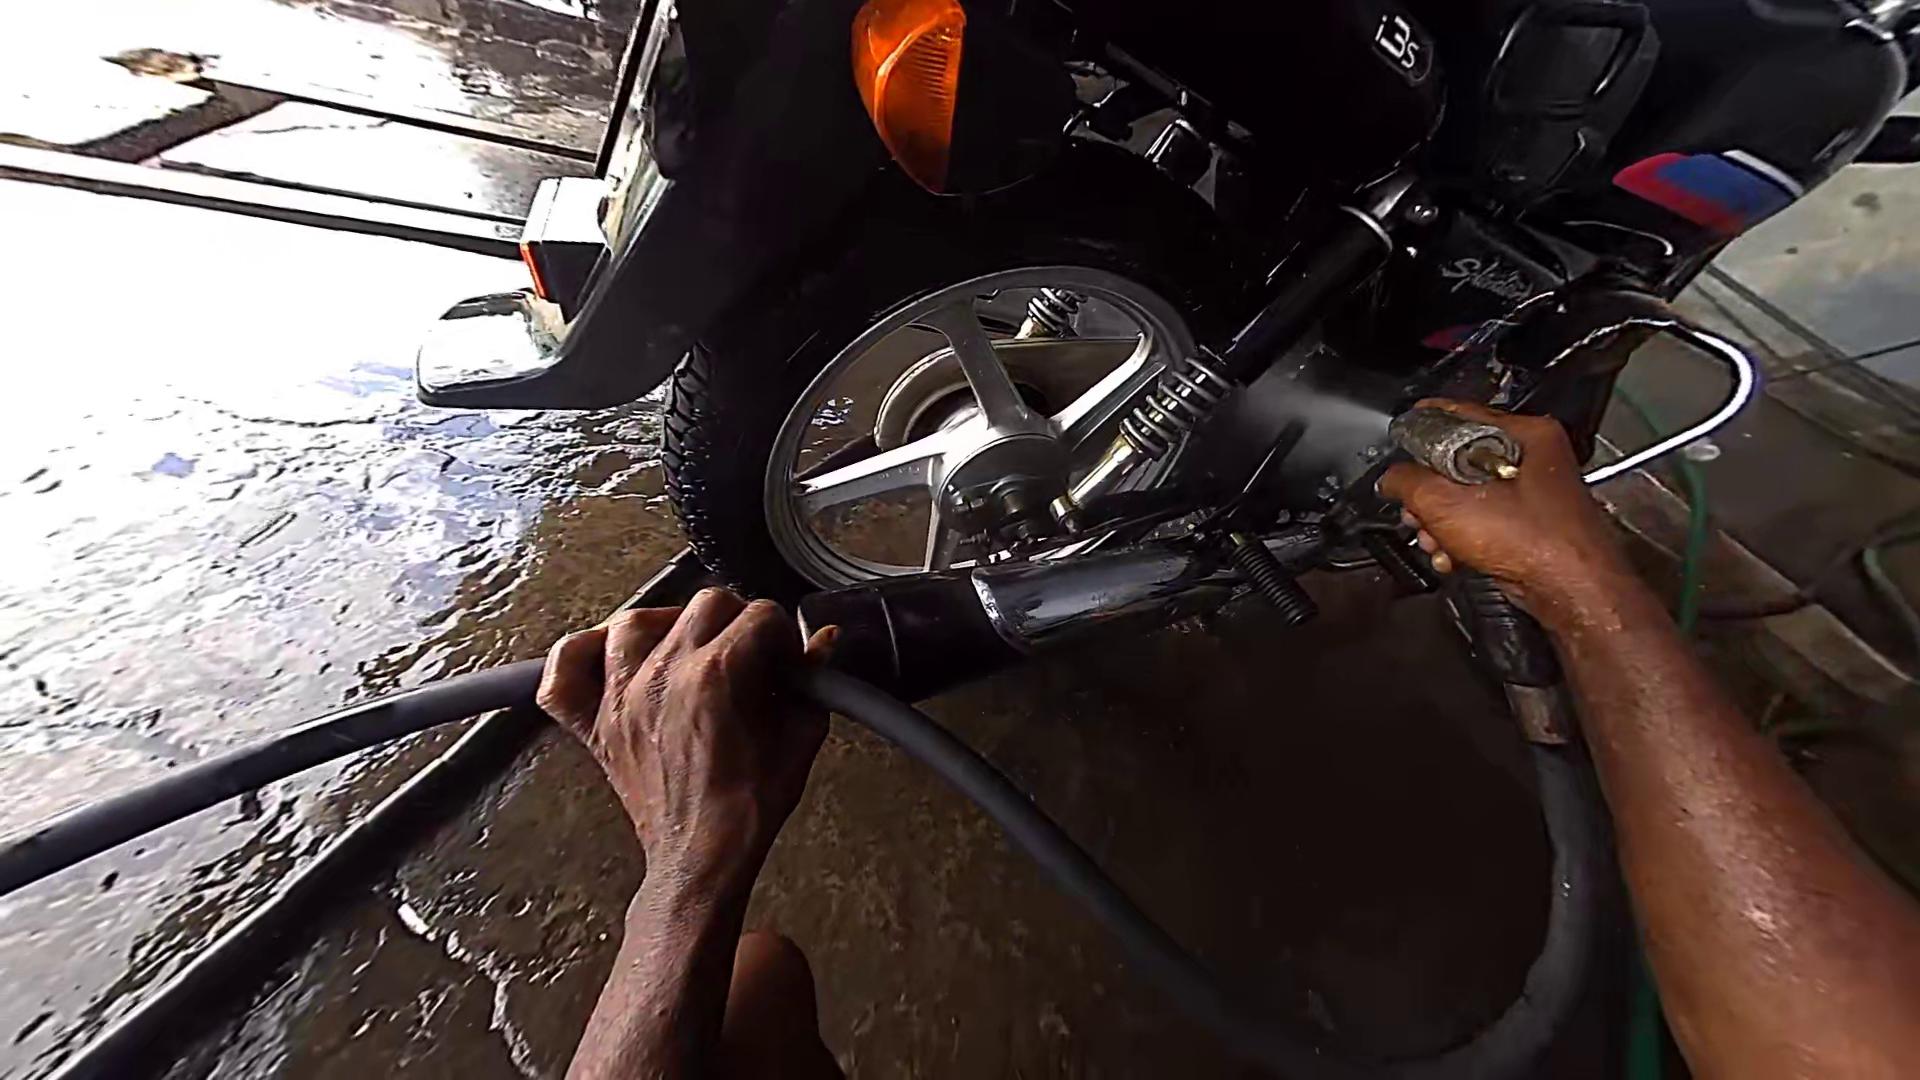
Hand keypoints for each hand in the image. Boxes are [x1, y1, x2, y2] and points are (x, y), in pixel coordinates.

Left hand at [536, 588, 834, 890]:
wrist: (702, 856)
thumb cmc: (750, 804)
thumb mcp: (802, 735)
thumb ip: (814, 681)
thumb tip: (823, 641)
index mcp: (719, 676)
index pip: (760, 614)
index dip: (783, 632)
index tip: (786, 656)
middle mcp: (665, 675)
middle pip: (706, 603)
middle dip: (739, 618)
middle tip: (752, 649)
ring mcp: (622, 696)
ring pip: (637, 620)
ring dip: (671, 623)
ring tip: (693, 645)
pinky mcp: (595, 721)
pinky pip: (566, 668)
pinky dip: (586, 652)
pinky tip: (618, 656)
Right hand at [1378, 399, 1633, 622]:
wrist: (1567, 588)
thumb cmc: (1531, 540)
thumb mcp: (1441, 500)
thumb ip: (1403, 481)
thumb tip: (1390, 479)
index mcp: (1523, 436)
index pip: (1457, 415)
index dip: (1421, 428)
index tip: (1400, 434)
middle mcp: (1530, 458)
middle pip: (1450, 463)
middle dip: (1424, 495)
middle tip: (1417, 510)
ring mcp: (1528, 490)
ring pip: (1458, 496)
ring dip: (1436, 522)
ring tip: (1437, 540)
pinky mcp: (1524, 520)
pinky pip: (1474, 519)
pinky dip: (1456, 538)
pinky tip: (1453, 554)